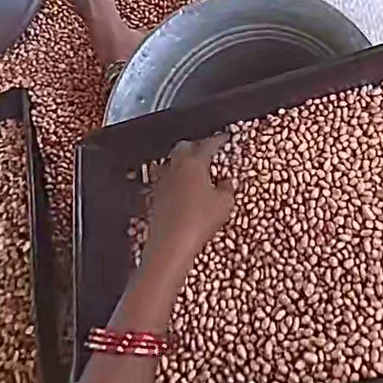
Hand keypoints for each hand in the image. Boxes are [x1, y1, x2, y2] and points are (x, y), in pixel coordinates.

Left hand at [143, 135, 235, 270]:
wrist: (170, 244)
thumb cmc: (200, 219)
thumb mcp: (224, 204)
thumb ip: (227, 189)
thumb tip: (227, 182)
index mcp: (194, 163)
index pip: (208, 144)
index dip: (218, 140)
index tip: (224, 138)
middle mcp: (176, 168)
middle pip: (184, 147)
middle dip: (196, 146)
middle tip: (208, 151)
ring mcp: (163, 182)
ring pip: (173, 163)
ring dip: (184, 163)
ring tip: (196, 171)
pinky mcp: (155, 198)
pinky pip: (167, 181)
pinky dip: (177, 181)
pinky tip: (185, 191)